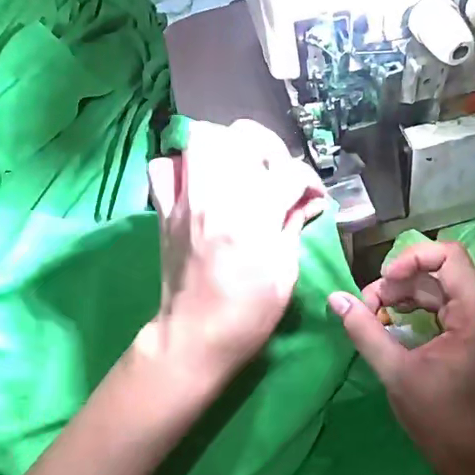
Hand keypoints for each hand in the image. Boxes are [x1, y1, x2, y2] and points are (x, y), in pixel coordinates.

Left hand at [147, 119, 326, 383]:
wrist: (194, 337)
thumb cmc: (248, 314)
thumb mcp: (285, 272)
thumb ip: (293, 226)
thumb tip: (307, 201)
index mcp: (255, 215)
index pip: (290, 172)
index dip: (309, 182)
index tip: (312, 197)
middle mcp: (219, 197)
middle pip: (243, 136)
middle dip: (267, 147)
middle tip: (274, 172)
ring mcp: (187, 200)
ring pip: (200, 139)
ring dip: (225, 145)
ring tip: (237, 167)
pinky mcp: (165, 211)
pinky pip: (163, 167)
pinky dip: (181, 166)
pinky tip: (199, 183)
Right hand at [329, 241, 474, 474]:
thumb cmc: (438, 419)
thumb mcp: (395, 372)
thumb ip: (364, 331)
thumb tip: (335, 298)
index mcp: (474, 316)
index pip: (450, 257)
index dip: (413, 258)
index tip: (384, 282)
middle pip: (441, 273)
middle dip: (400, 282)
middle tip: (368, 305)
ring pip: (440, 292)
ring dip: (405, 296)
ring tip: (374, 312)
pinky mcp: (472, 344)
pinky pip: (444, 311)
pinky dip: (417, 311)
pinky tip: (392, 323)